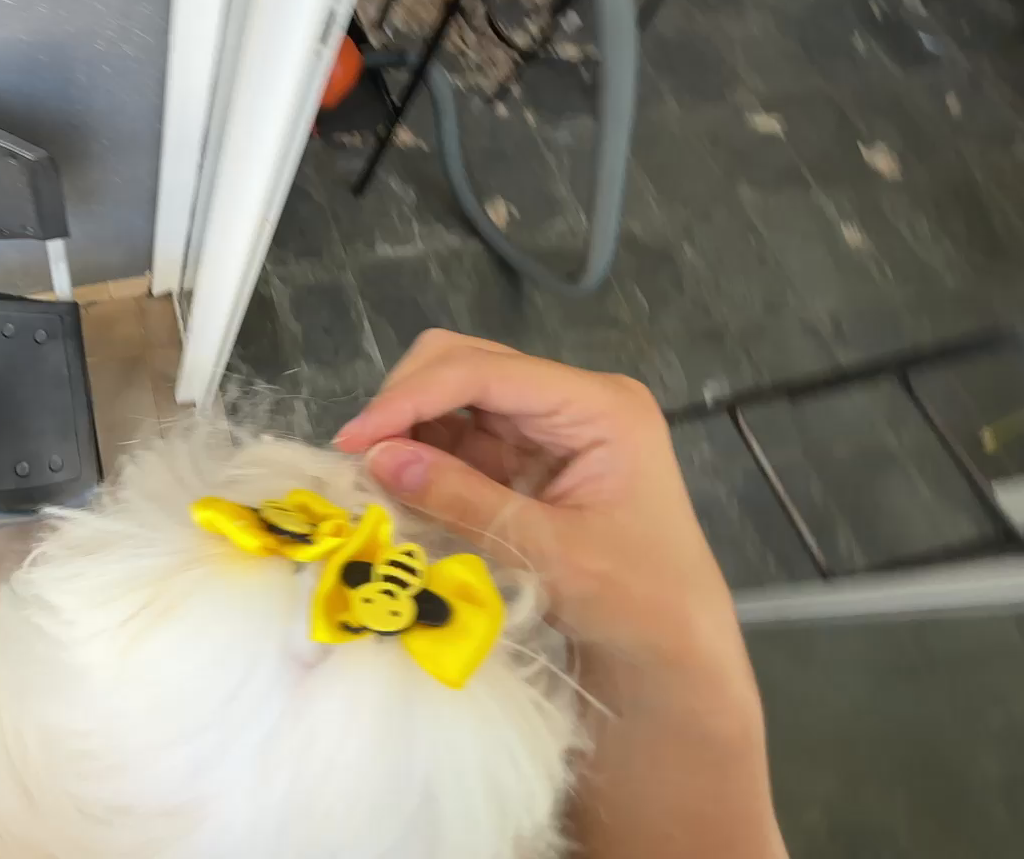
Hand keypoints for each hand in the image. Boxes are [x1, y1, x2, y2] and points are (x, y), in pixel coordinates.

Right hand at [332, 330, 744, 696]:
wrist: (670, 661)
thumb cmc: (637, 608)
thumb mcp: (549, 555)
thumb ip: (460, 499)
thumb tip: (374, 457)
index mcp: (595, 406)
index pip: (482, 372)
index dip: (409, 397)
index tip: (353, 441)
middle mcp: (564, 398)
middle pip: (459, 361)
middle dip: (403, 401)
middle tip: (361, 455)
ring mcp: (537, 422)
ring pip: (444, 389)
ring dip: (402, 424)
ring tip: (371, 472)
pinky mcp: (513, 451)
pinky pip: (446, 430)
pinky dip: (412, 449)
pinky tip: (393, 480)